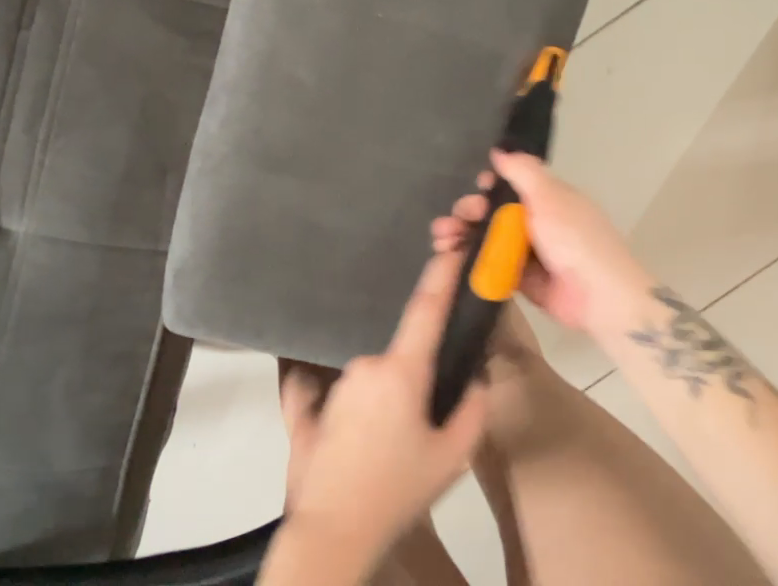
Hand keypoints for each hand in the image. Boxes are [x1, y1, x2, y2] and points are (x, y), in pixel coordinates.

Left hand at [277, 250, 490, 560]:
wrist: (333, 532)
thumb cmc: (398, 492)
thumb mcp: (452, 457)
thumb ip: (473, 410)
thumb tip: (474, 381)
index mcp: (401, 371)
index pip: (425, 310)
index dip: (441, 275)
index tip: (452, 245)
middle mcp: (363, 365)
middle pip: (398, 359)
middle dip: (412, 382)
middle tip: (419, 426)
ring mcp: (330, 385)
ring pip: (368, 381)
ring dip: (381, 401)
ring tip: (386, 448)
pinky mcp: (303, 409)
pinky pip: (318, 389)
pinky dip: (332, 397)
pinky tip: (338, 422)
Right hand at [431, 151, 654, 334]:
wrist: (597, 297)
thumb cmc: (575, 239)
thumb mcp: (550, 197)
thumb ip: (523, 171)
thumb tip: (499, 151)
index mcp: (547, 198)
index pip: (509, 184)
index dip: (489, 185)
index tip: (477, 190)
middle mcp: (535, 221)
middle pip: (492, 211)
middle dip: (468, 211)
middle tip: (455, 219)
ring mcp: (525, 251)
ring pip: (486, 236)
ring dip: (461, 233)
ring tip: (441, 237)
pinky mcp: (517, 278)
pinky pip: (488, 263)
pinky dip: (467, 257)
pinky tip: (447, 253)